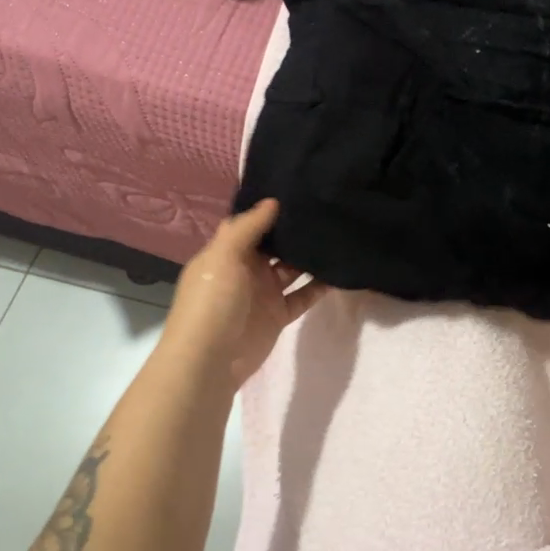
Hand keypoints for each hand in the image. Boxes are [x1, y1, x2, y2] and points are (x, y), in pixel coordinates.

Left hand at [163, 199, 329, 385]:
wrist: (210, 360)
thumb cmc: (212, 302)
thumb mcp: (223, 257)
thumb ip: (247, 228)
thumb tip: (273, 201)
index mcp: (227, 253)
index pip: (251, 225)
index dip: (270, 210)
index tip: (299, 190)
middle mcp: (245, 269)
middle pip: (274, 245)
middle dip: (294, 230)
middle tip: (326, 208)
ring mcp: (264, 293)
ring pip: (292, 268)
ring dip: (310, 256)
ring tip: (337, 234)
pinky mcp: (279, 314)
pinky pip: (303, 295)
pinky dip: (319, 285)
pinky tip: (339, 270)